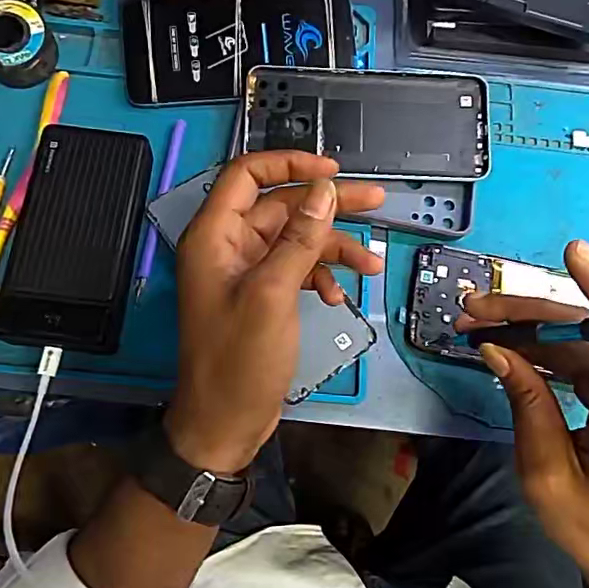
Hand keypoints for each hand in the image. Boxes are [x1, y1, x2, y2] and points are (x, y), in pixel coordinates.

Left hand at [168, 152, 385, 472]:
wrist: (224, 423)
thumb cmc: (236, 364)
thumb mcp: (272, 294)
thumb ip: (299, 239)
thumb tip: (323, 191)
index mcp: (214, 237)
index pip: (247, 175)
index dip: (289, 163)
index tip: (330, 170)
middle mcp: (227, 247)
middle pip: (282, 206)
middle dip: (328, 206)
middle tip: (374, 201)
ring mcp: (246, 272)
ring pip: (296, 239)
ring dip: (333, 247)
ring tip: (369, 263)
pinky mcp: (263, 294)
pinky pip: (296, 268)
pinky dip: (320, 275)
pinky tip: (336, 293)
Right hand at [458, 239, 588, 583]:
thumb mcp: (546, 474)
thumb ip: (528, 406)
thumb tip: (497, 350)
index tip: (576, 255)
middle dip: (533, 312)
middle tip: (476, 307)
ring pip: (584, 339)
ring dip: (530, 328)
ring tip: (477, 323)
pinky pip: (582, 356)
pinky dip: (542, 348)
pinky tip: (505, 345)